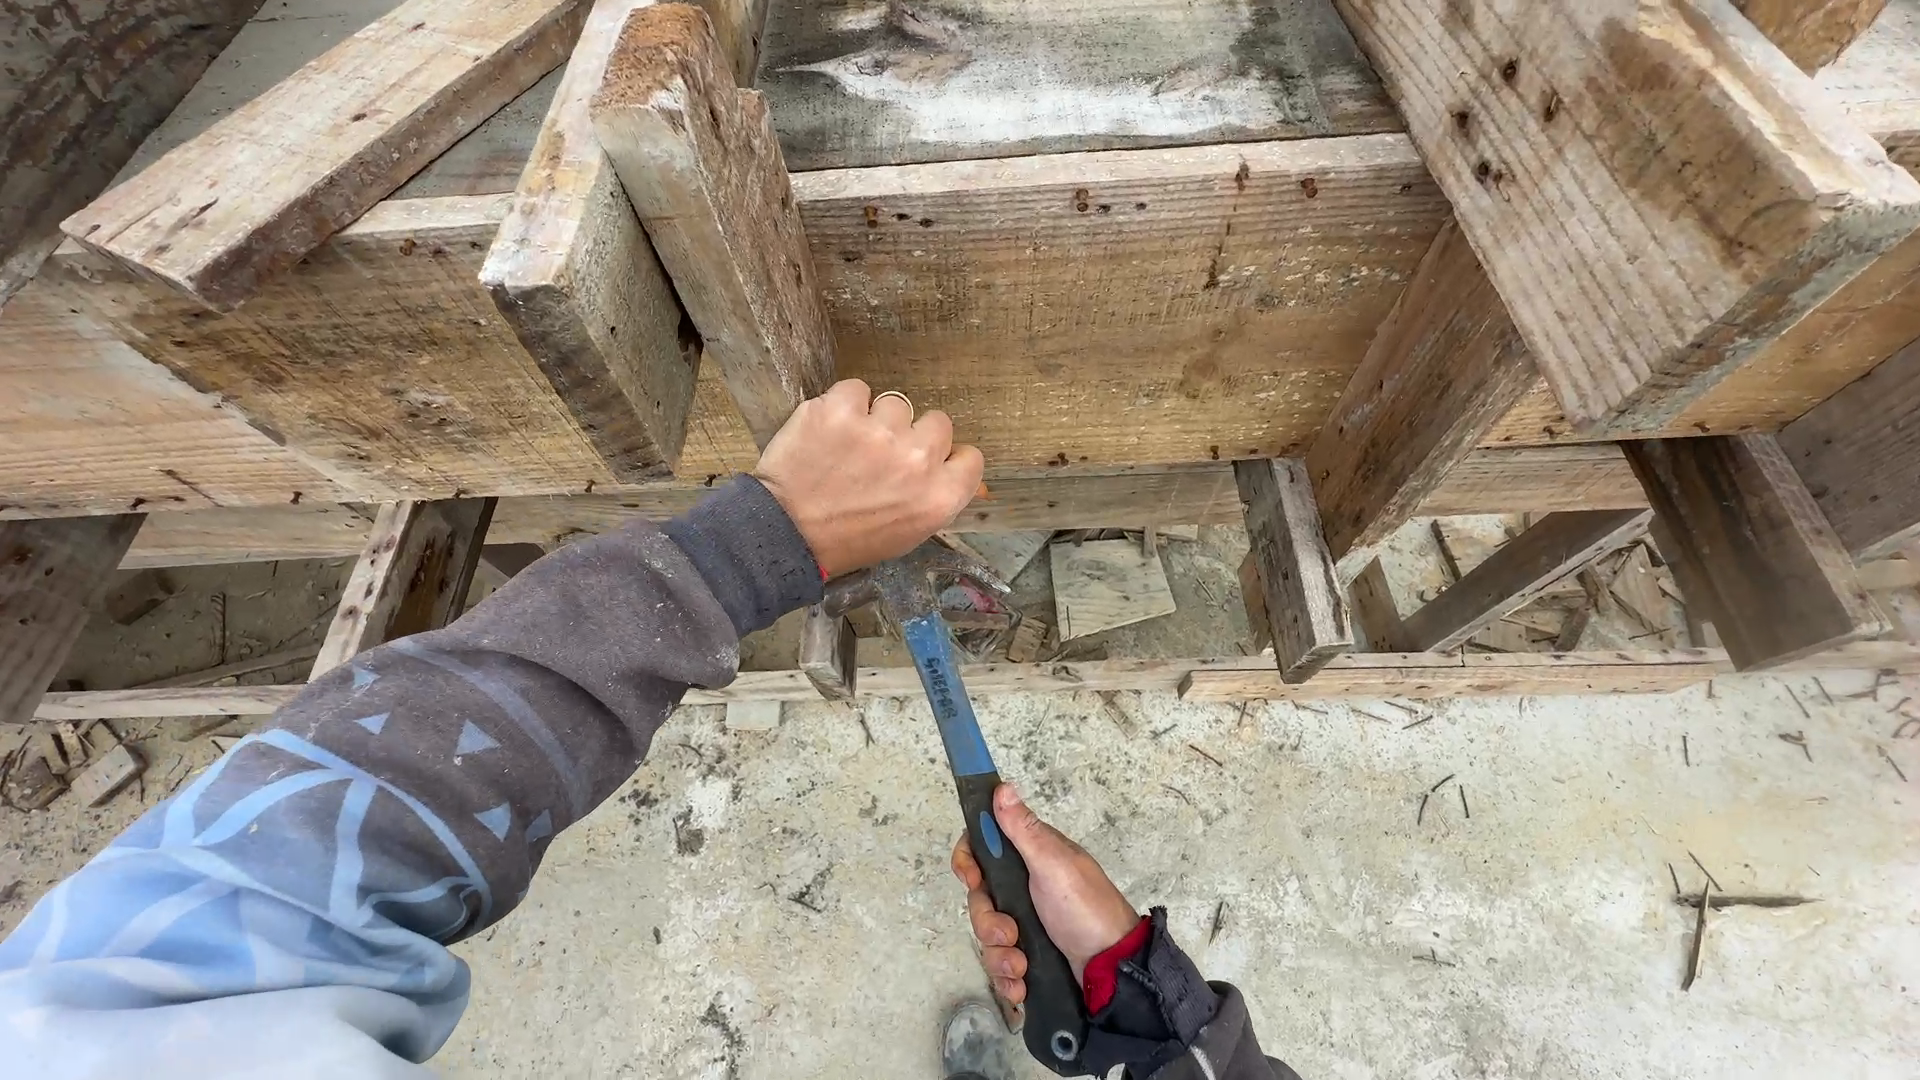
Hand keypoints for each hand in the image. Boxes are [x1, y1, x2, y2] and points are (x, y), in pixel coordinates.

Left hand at [753, 379, 984, 577]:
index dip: (947, 459)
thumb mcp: (908, 533)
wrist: (786, 533)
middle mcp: (917, 460)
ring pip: (895, 403)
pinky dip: (844, 405)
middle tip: (883, 458)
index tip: (925, 465)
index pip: (970, 457)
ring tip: (850, 447)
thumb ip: (938, 495)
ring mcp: (878, 430)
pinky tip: (830, 431)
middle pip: (938, 423)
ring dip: (876, 420)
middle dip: (913, 437)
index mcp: (940, 496)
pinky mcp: (840, 409)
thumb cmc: (849, 540)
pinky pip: (856, 389)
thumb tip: (959, 465)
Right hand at [950, 784, 1139, 1003]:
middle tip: (1011, 933)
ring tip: (1022, 965)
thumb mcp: (1054, 864)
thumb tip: (1002, 786)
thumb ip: (1023, 829)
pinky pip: (999, 965)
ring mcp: (1024, 921)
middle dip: (988, 922)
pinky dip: (1008, 978)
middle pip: (979, 898)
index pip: (981, 847)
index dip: (968, 862)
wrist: (1114, 968)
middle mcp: (1021, 886)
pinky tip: (1023, 983)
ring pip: (986, 935)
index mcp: (1027, 855)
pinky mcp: (1027, 954)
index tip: (973, 880)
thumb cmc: (1086, 907)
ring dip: (1000, 956)